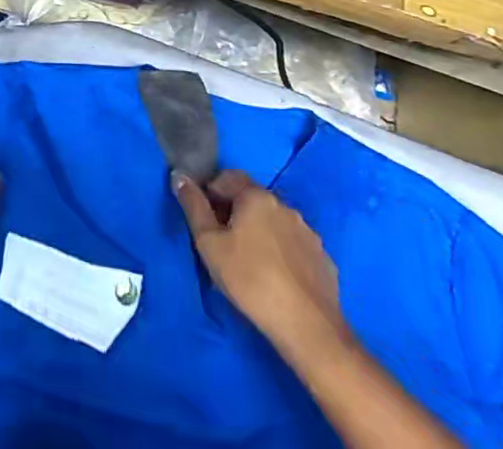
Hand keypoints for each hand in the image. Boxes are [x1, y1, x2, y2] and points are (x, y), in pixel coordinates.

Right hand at [172, 170, 348, 358]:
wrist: (307, 326)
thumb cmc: (248, 278)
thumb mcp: (208, 242)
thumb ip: (193, 206)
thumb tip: (179, 176)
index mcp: (257, 197)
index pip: (228, 177)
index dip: (210, 192)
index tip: (203, 218)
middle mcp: (286, 207)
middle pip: (252, 199)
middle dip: (233, 211)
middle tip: (220, 241)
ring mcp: (308, 234)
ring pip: (274, 222)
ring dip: (258, 230)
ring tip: (247, 260)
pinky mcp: (323, 259)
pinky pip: (292, 244)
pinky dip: (279, 250)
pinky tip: (274, 275)